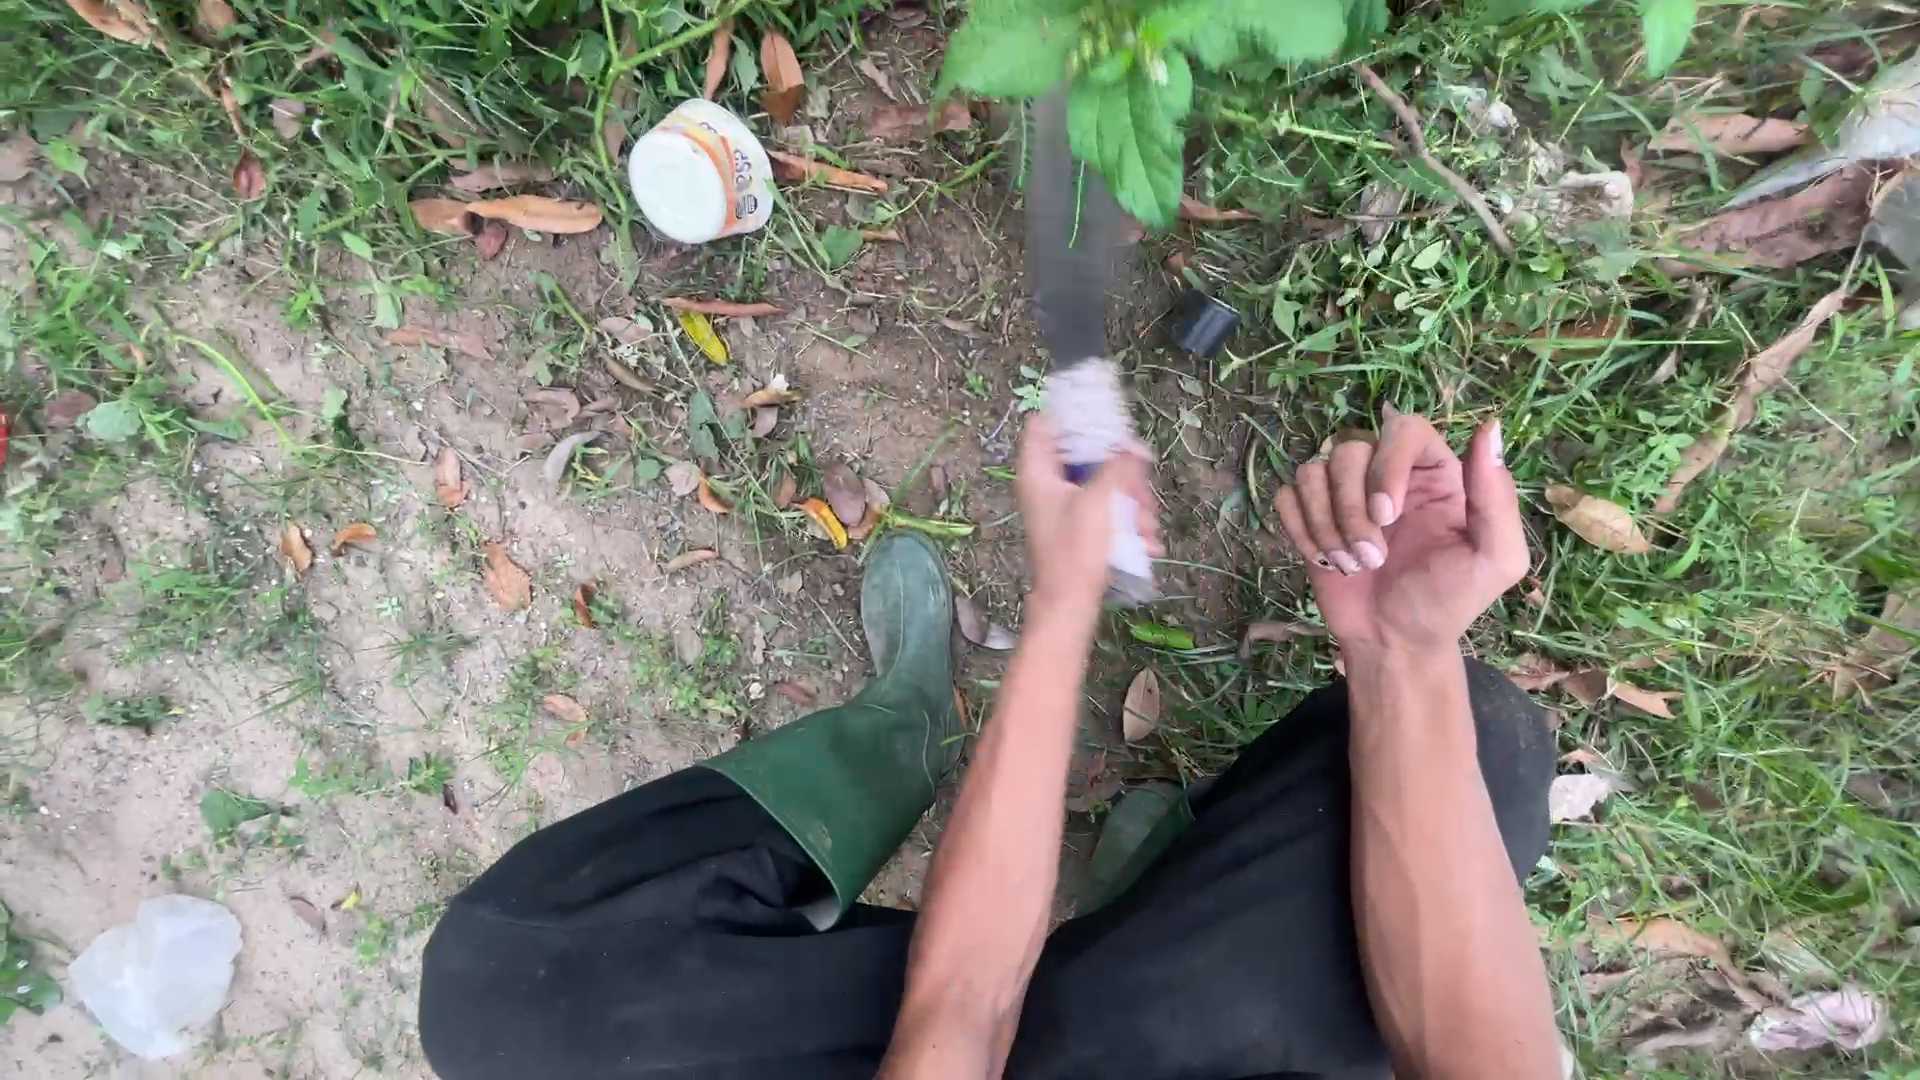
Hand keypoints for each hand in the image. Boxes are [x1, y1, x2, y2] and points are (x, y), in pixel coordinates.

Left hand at [1016, 415, 1160, 612]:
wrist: (1069, 605)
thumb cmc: (1075, 551)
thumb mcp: (1099, 501)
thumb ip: (1118, 467)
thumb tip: (1134, 447)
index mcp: (1037, 473)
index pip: (1044, 425)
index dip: (1071, 417)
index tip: (1103, 419)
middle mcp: (1045, 485)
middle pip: (1085, 456)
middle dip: (1121, 473)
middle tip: (1140, 493)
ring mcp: (1061, 506)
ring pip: (1101, 484)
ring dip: (1131, 503)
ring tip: (1147, 528)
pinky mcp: (1076, 526)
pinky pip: (1104, 510)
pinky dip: (1125, 522)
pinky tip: (1145, 543)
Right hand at [1273, 409, 1526, 653]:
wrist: (1393, 642)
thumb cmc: (1447, 602)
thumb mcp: (1494, 558)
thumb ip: (1496, 496)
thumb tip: (1489, 427)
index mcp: (1435, 474)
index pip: (1403, 430)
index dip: (1386, 464)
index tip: (1386, 515)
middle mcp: (1385, 475)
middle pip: (1347, 451)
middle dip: (1351, 510)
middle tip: (1371, 557)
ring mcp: (1341, 494)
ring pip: (1311, 472)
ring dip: (1326, 526)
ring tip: (1350, 564)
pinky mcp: (1307, 516)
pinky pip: (1286, 497)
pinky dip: (1300, 531)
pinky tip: (1323, 559)